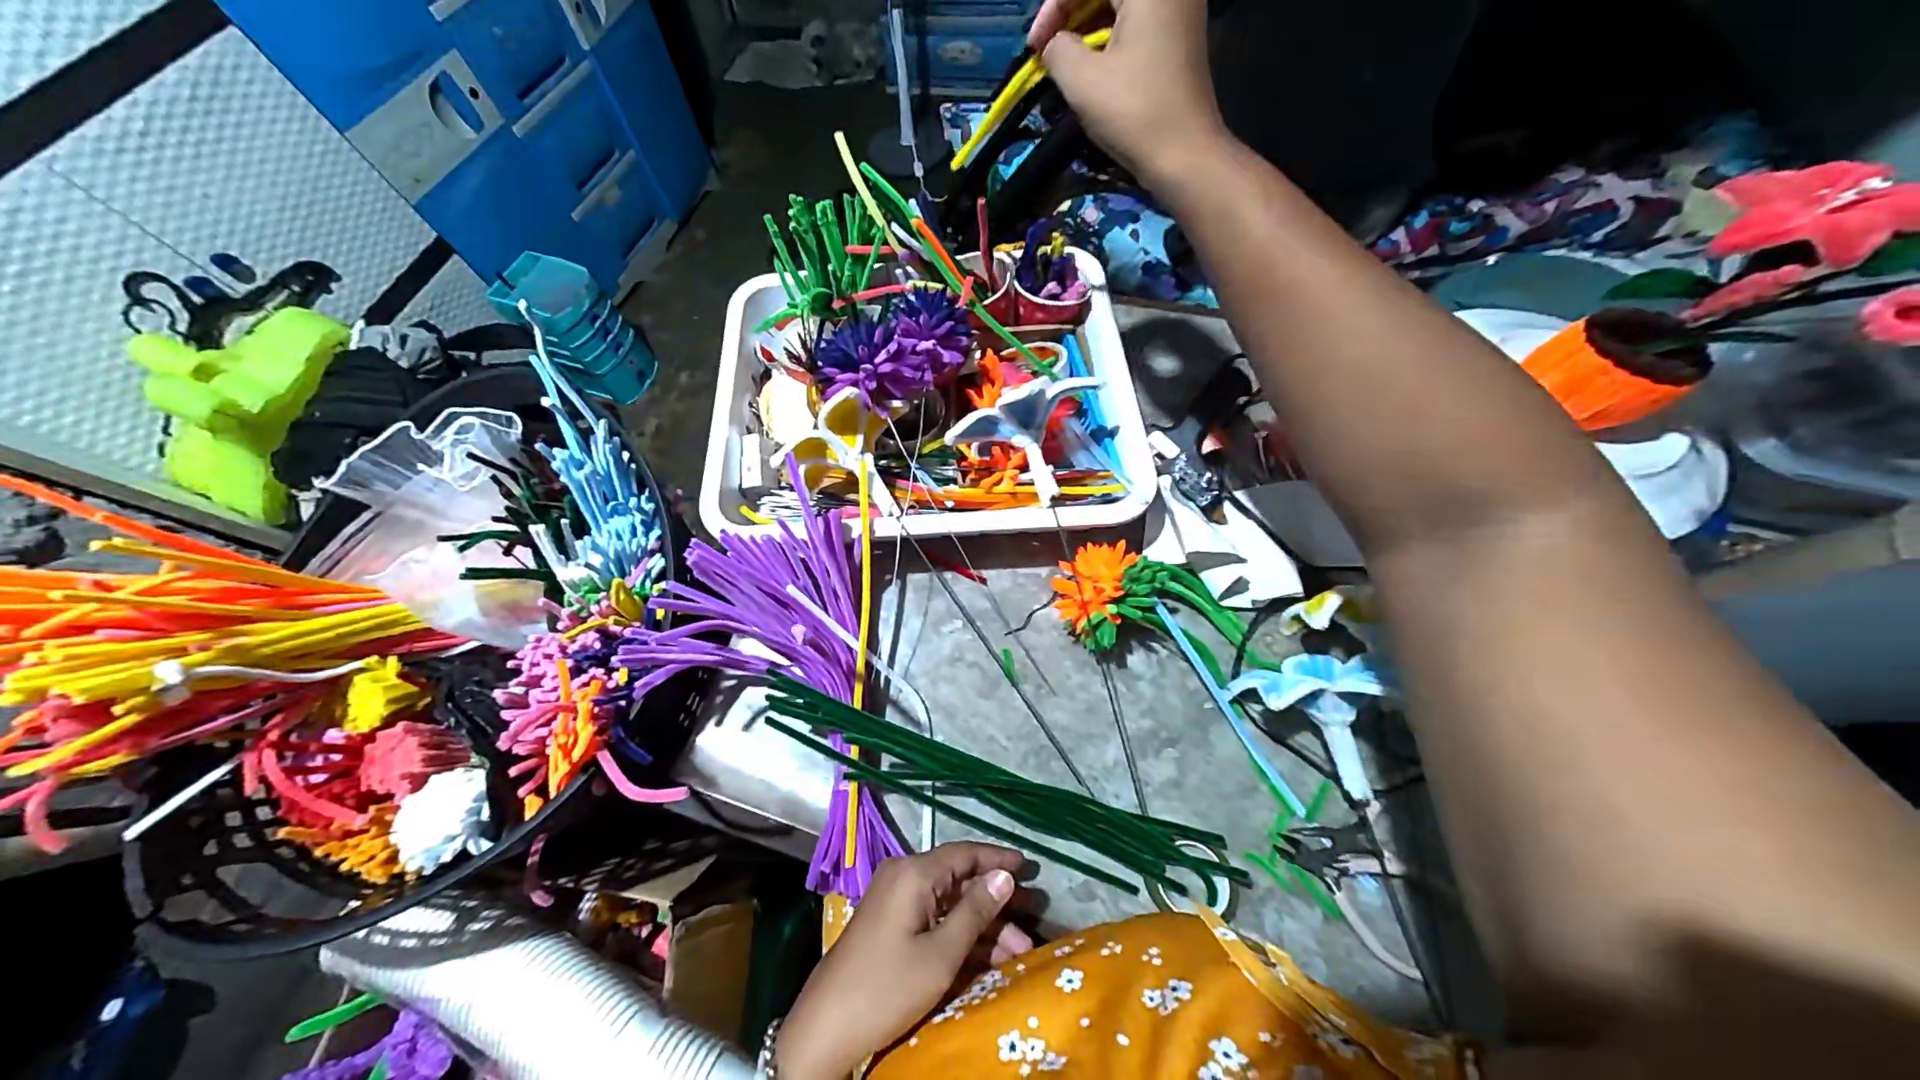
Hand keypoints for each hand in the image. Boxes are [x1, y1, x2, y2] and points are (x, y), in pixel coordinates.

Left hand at [775, 843, 1035, 1079]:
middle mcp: (904, 878)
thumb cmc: (888, 987)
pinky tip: (988, 959)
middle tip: (1031, 918)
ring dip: (983, 927)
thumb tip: (1005, 875)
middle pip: (959, 881)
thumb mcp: (941, 953)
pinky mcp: (892, 926)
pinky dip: (960, 937)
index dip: (998, 858)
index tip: (1029, 866)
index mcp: (914, 874)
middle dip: (996, 903)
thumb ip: (975, 911)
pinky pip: (934, 921)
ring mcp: (896, 903)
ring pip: (949, 905)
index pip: (964, 854)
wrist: (827, 1028)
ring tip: (1018, 952)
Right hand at [1027, 0, 1226, 188]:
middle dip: (1071, 12)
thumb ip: (1057, 48)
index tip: (1035, 44)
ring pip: (1120, 4)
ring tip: (1064, 58)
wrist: (1185, 155)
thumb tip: (1053, 43)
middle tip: (1046, 49)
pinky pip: (1136, 19)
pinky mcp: (1179, 35)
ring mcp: (1178, 9)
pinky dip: (1108, 34)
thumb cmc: (1133, 113)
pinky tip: (1090, 61)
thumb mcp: (1081, 80)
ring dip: (1087, 23)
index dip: (1054, 5)